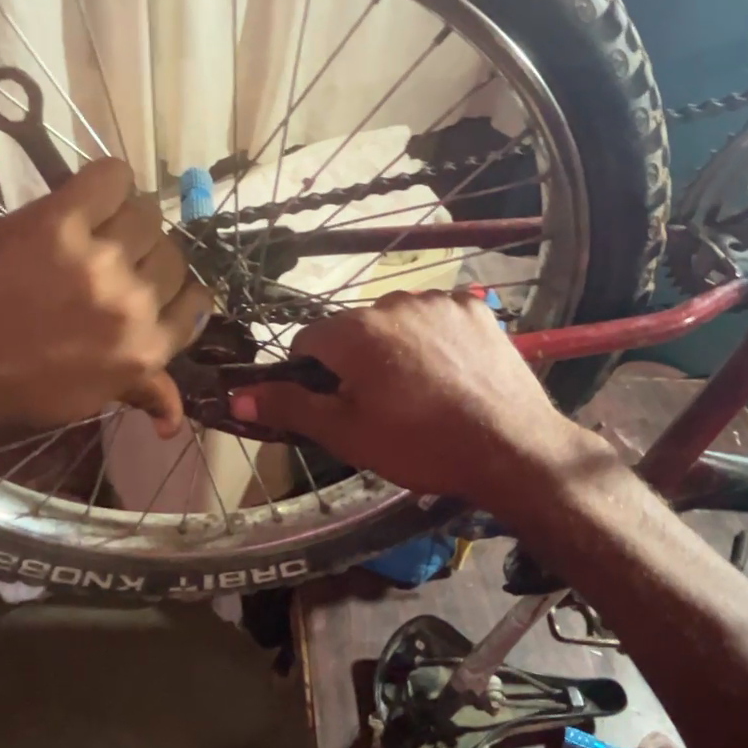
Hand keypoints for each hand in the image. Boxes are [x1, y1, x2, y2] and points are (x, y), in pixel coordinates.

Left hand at [0, 159, 212, 435]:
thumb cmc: (0, 386)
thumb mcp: (79, 400)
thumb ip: (135, 389)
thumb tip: (175, 418)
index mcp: (144, 353)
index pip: (196, 304)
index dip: (172, 291)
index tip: (146, 285)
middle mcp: (133, 307)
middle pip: (173, 255)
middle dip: (146, 256)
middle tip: (109, 257)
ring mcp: (98, 261)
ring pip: (147, 214)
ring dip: (124, 218)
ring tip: (92, 226)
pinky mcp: (58, 221)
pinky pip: (111, 178)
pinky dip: (105, 181)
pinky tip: (83, 197)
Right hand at [230, 290, 606, 507]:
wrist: (510, 447)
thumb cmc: (419, 445)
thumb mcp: (346, 434)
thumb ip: (290, 407)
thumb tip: (236, 396)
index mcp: (354, 332)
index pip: (310, 341)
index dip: (315, 375)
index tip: (338, 405)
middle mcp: (392, 302)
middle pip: (356, 329)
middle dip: (359, 361)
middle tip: (384, 407)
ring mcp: (438, 301)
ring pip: (398, 321)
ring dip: (398, 346)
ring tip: (424, 392)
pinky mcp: (475, 308)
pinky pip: (439, 316)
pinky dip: (437, 337)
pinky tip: (453, 371)